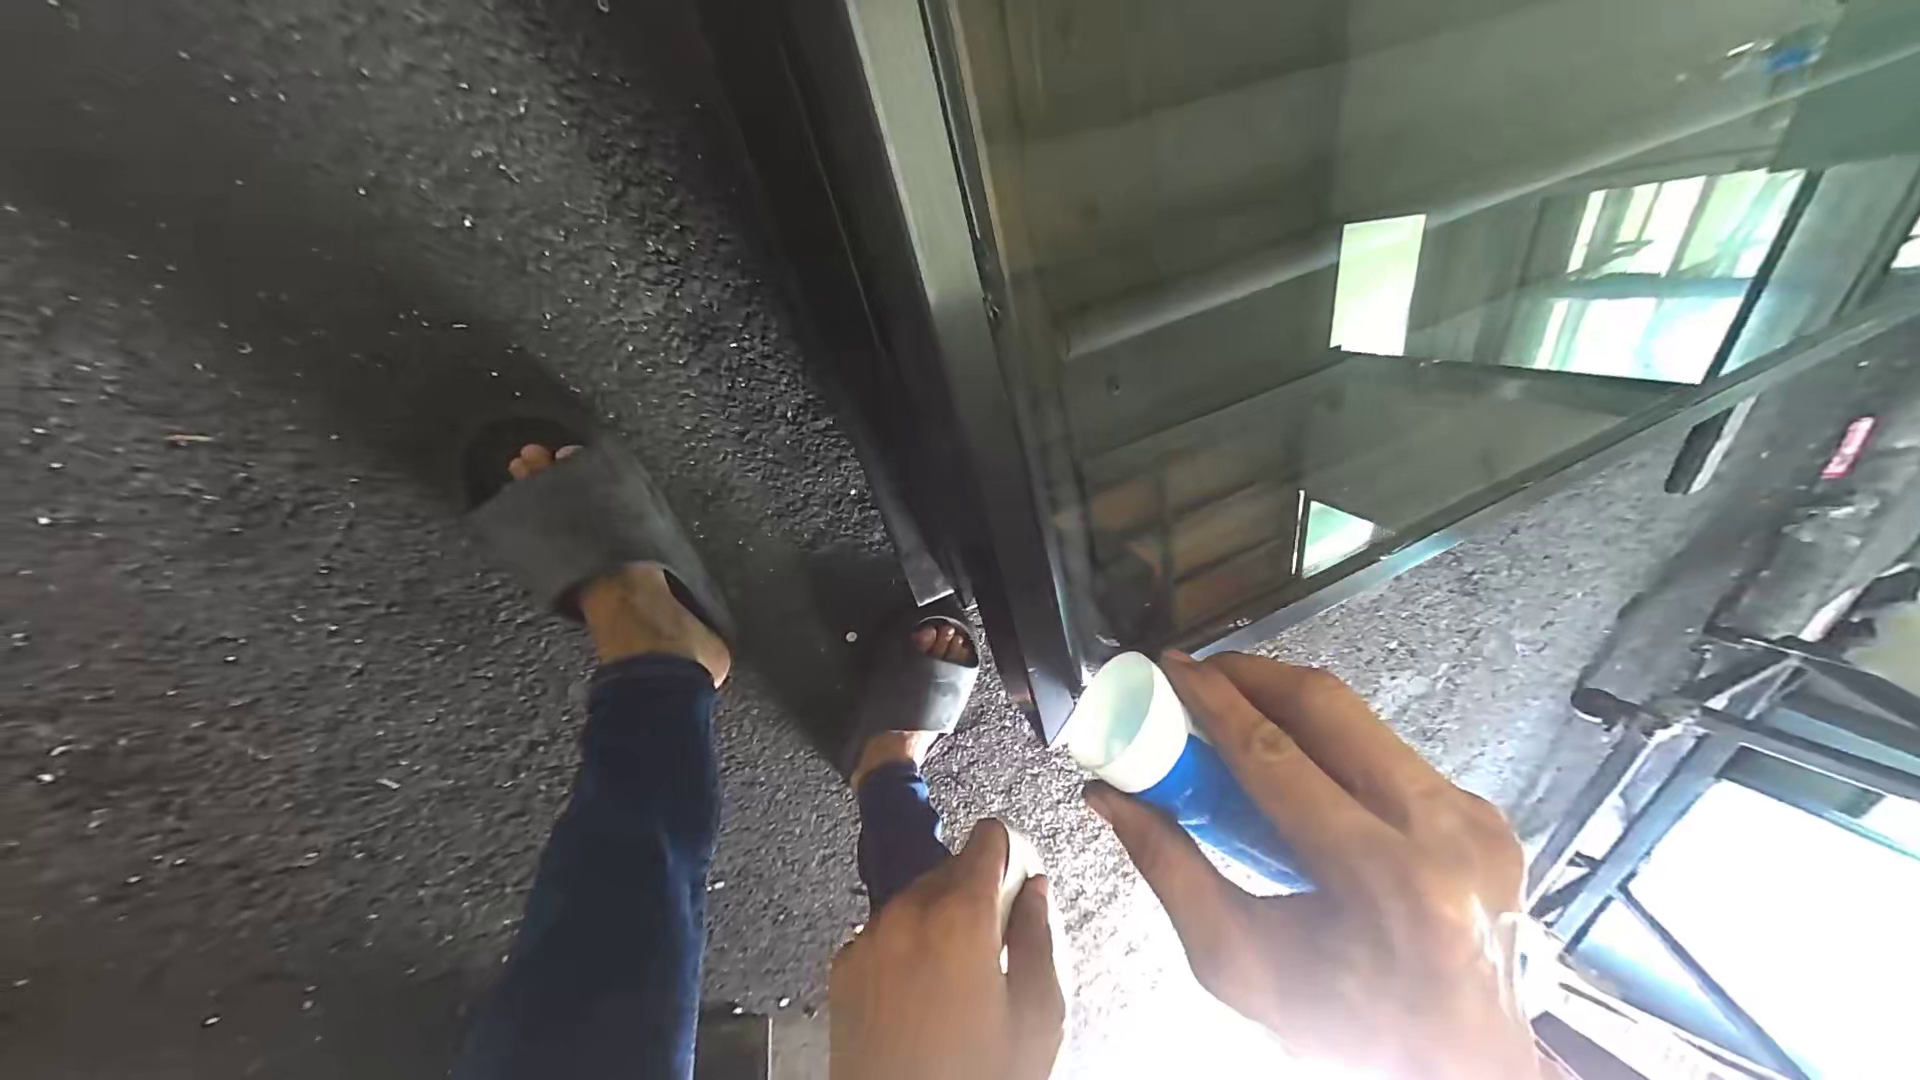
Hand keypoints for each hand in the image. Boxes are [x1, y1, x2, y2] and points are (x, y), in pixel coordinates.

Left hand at [829, 819, 1065, 1079]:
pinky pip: (886, 927)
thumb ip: (1042, 936)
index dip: (1011, 853)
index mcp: (961, 916)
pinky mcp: (845, 964)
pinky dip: (906, 942)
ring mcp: (871, 936)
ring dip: (941, 915)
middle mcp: (909, 911)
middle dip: (979, 892)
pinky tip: (920, 992)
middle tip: (994, 944)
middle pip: (954, 864)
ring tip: (957, 978)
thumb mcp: (1037, 1019)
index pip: (989, 836)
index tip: (1018, 877)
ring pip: (919, 894)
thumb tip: (1037, 891)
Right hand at [1086, 651, 1538, 1079]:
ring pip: (1356, 712)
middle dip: (1249, 674)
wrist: (1469, 1071)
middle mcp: (1443, 832)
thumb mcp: (1235, 961)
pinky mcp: (1481, 809)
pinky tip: (1288, 749)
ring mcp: (1472, 815)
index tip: (1172, 665)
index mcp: (1387, 882)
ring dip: (1282, 695)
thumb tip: (1105, 796)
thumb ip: (1167, 868)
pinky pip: (1379, 742)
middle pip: (1325, 707)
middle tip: (1198, 677)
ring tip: (1232, 705)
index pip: (1275, 757)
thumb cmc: (1343, 1027)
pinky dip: (1320, 730)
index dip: (1213, 700)